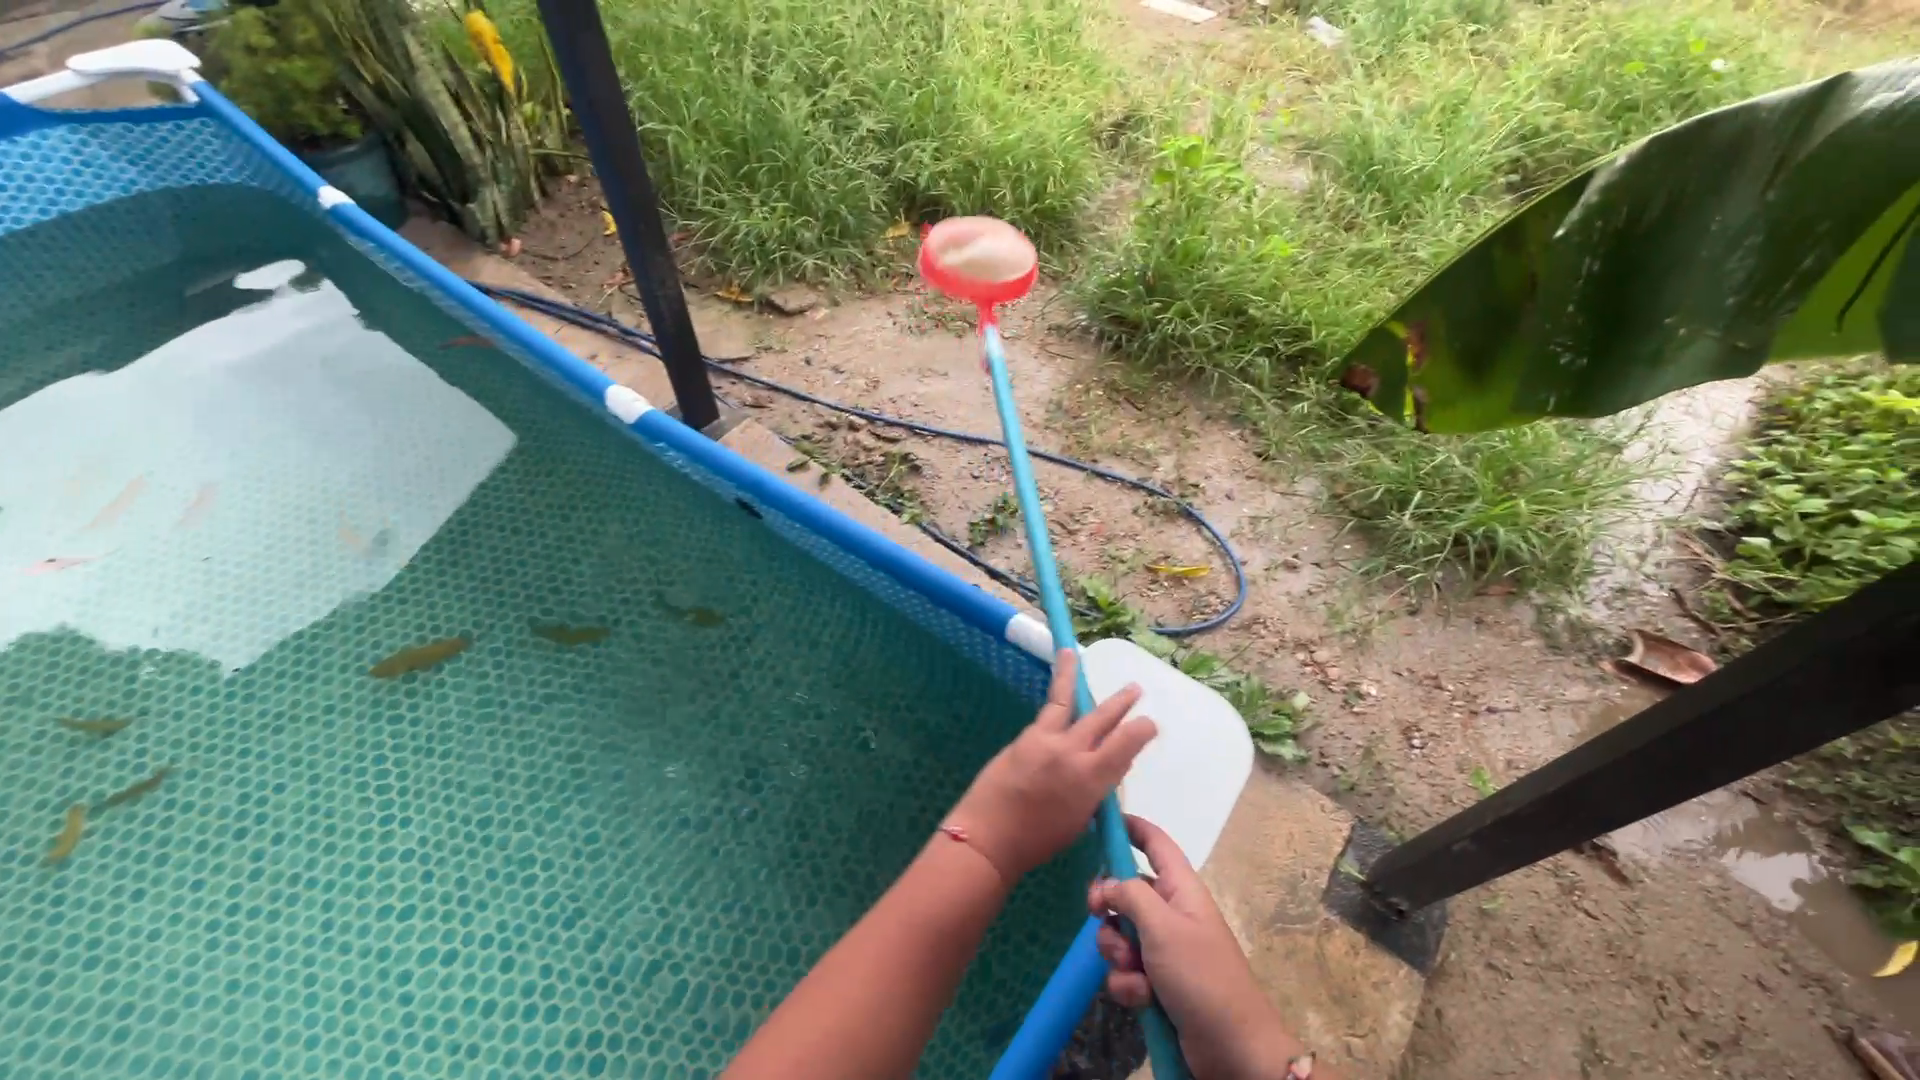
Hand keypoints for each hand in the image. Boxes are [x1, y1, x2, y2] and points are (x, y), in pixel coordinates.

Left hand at [945, 649, 1155, 884]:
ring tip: (1074, 654)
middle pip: (1102, 718)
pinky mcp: (1024, 737)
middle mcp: (1071, 752)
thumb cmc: (1038, 840)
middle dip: (1121, 702)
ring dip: (1073, 677)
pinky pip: (1047, 712)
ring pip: (1067, 700)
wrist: (988, 838)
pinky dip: (1055, 698)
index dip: (1142, 730)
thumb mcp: (1081, 819)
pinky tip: (1059, 690)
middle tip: (1135, 688)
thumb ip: (1098, 788)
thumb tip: (1113, 764)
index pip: (1126, 744)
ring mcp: (1045, 740)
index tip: (1149, 724)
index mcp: (1091, 779)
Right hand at [1089, 815, 1301, 1079]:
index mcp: (1181, 889)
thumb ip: (1129, 895)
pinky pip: (1125, 971)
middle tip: (1098, 913)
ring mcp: (1164, 950)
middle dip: (1108, 907)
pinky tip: (1141, 998)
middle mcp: (1171, 913)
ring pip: (1119, 934)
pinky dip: (1127, 983)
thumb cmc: (1202, 976)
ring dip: (1116, 953)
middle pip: (1126, 891)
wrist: (1232, 1049)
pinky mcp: (1157, 983)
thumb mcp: (1163, 927)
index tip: (1098, 820)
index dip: (1131, 827)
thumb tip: (1107, 884)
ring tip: (1133, 972)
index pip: (1155, 843)